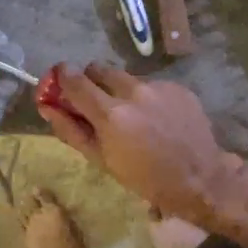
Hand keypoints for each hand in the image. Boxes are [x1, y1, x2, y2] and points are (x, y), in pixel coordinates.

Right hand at [36, 63, 237, 224]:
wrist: (200, 179)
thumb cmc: (145, 178)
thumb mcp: (102, 160)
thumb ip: (70, 130)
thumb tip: (46, 106)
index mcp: (111, 114)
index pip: (74, 78)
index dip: (62, 76)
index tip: (60, 80)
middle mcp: (133, 92)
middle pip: (99, 68)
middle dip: (91, 81)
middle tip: (96, 102)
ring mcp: (158, 87)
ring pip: (126, 77)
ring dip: (120, 90)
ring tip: (132, 116)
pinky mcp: (178, 87)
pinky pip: (151, 84)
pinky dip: (146, 97)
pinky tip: (157, 119)